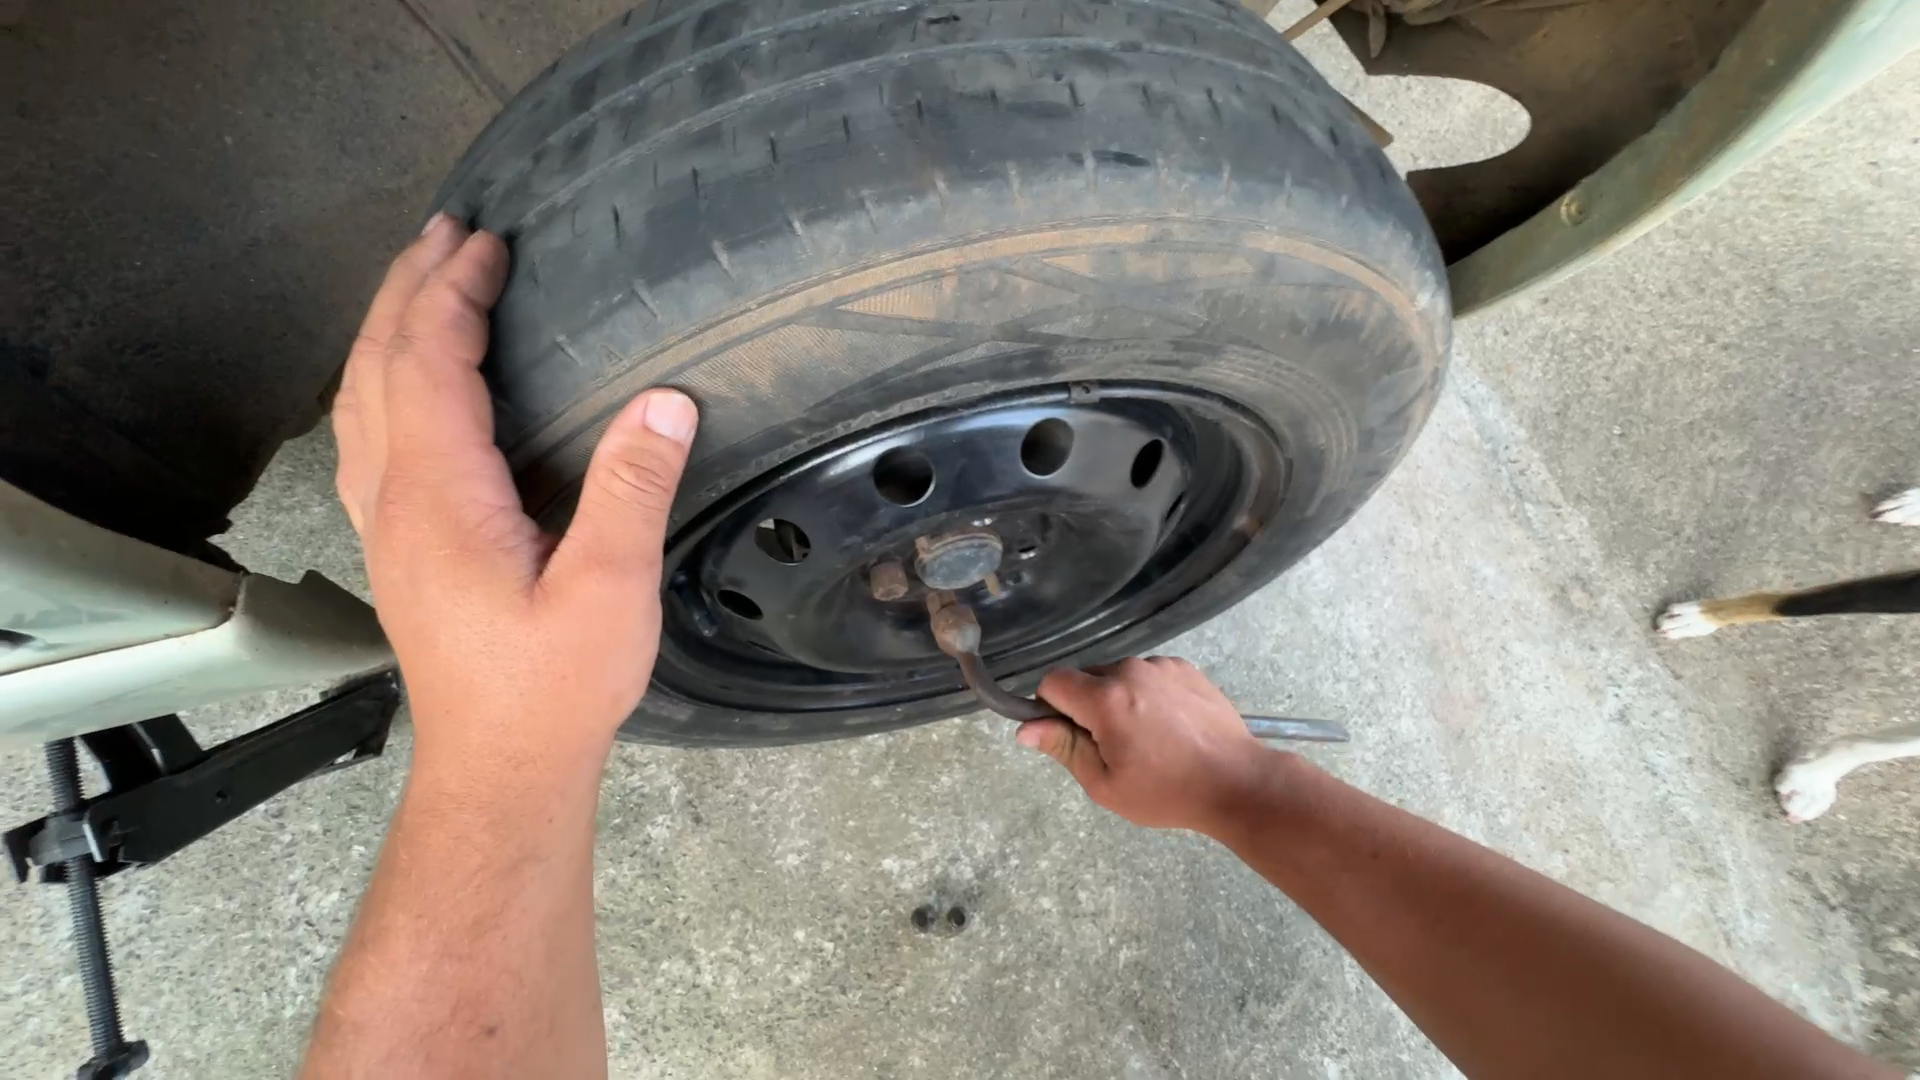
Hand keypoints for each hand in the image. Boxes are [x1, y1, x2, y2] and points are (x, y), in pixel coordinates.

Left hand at [332, 213, 698, 779]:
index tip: (488, 244)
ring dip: (391, 332)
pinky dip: (388, 385)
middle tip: (447, 235)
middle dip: (410, 291)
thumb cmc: (555, 680)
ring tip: (424, 287)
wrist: (501, 762)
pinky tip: (413, 389)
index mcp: (441, 494)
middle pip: (379, 368)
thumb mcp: (611, 585)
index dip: (453, 296)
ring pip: (365, 402)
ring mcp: (390, 525)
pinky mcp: (406, 549)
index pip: (429, 364)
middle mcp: (396, 498)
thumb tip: (667, 403)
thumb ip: (631, 489)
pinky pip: (375, 439)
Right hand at [1021, 657, 1277, 832]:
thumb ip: (1063, 748)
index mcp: (1105, 699)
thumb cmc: (1166, 792)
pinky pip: (1148, 673)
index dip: (1051, 706)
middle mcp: (1129, 670)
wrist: (1237, 782)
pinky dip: (1147, 692)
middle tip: (1113, 744)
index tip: (1070, 734)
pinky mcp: (1184, 667)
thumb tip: (1024, 728)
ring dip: (1118, 697)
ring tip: (1147, 736)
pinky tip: (1169, 724)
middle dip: (1087, 705)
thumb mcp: (1105, 784)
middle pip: (1086, 676)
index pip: (1053, 681)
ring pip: (1118, 675)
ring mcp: (1160, 665)